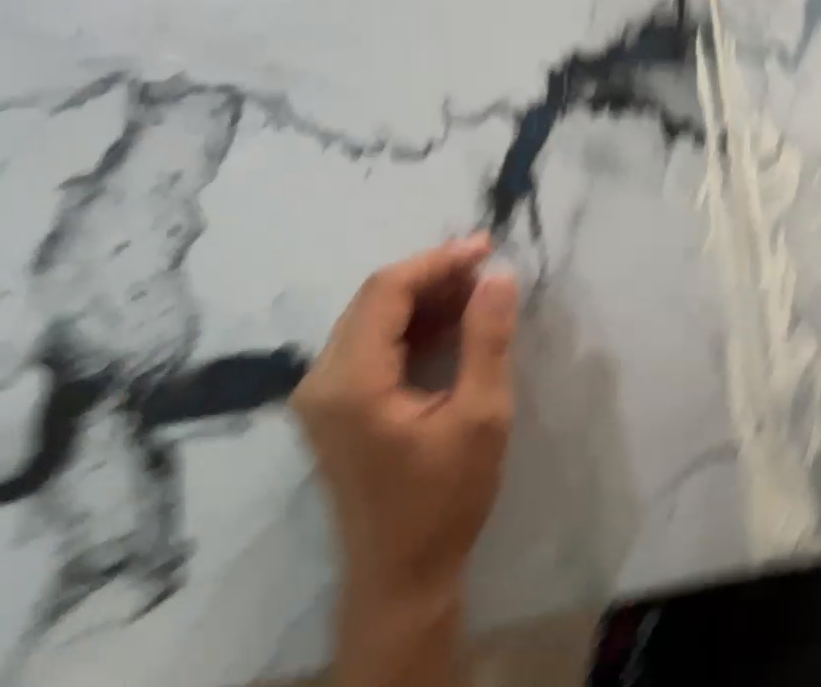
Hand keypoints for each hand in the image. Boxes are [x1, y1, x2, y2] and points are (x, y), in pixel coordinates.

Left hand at [292, 234, 520, 600]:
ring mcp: (322, 397)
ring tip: (480, 290)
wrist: (401, 573)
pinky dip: (413, 329)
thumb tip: (499, 277)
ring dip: (425, 301)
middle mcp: (321, 381)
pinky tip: (453, 326)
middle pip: (373, 302)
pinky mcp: (335, 409)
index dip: (436, 262)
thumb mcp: (482, 416)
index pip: (385, 293)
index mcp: (350, 381)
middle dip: (433, 277)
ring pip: (372, 322)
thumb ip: (488, 341)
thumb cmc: (445, 498)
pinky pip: (372, 348)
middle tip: (490, 268)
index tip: (487, 247)